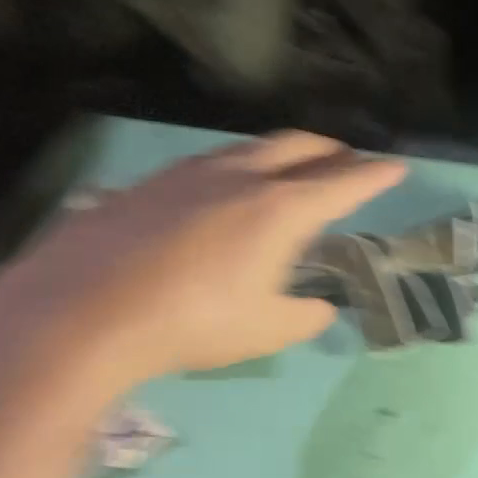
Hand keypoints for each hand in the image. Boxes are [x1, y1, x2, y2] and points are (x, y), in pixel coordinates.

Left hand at [0, 131, 406, 387]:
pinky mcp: (144, 186)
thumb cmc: (195, 322)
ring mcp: (185, 176)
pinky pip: (205, 165)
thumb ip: (305, 314)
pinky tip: (223, 190)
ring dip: (280, 153)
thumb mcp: (270, 330)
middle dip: (330, 150)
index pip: (342, 184)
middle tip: (348, 158)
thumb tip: (317, 306)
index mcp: (280, 210)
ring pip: (246, 148)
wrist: (81, 312)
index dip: (375, 175)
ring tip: (291, 167)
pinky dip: (234, 168)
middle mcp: (238, 179)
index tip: (397, 166)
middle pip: (295, 147)